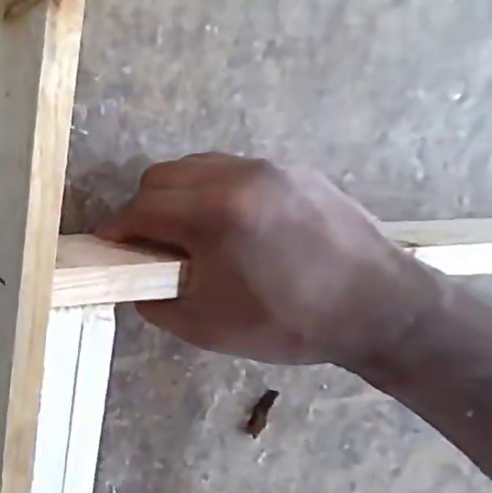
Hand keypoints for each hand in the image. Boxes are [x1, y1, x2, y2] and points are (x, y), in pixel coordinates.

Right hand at [96, 153, 442, 368]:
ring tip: (187, 230)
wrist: (383, 309)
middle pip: (159, 177)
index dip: (116, 230)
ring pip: (193, 166)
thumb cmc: (289, 322)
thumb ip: (154, 300)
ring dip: (175, 194)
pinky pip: (230, 169)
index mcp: (213, 214)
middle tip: (149, 243)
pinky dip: (211, 189)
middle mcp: (236, 177)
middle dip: (143, 209)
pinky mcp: (292, 170)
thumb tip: (134, 280)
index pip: (140, 209)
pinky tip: (227, 223)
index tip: (108, 246)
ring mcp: (268, 168)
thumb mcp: (206, 326)